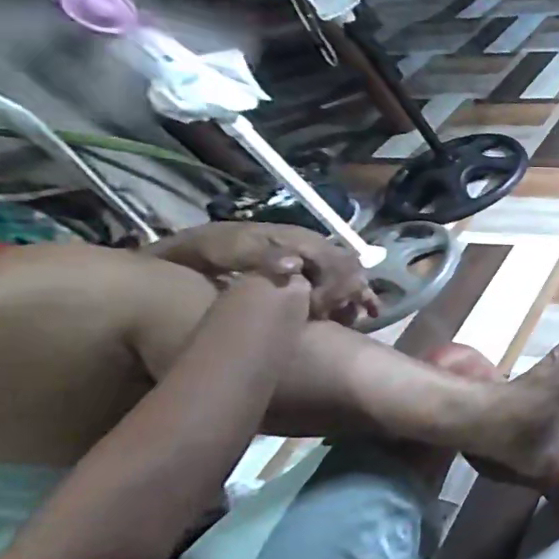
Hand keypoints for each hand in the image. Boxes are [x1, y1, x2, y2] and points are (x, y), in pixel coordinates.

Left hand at [150, 222, 375, 324]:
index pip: (336, 261)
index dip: (336, 285)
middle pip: (350, 269)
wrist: (196, 249)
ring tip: (358, 318)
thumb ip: (263, 255)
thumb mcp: (232, 249)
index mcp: (302, 239)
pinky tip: (363, 313)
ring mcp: (317, 259)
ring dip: (357, 298)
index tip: (322, 311)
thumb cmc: (215, 250)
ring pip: (353, 276)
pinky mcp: (314, 271)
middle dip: (352, 294)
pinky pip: (344, 283)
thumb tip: (294, 266)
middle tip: (343, 319)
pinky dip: (355, 299)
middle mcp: (317, 247)